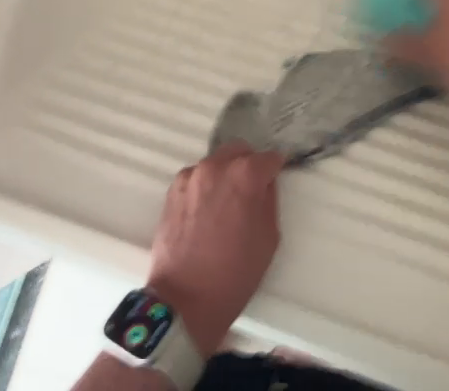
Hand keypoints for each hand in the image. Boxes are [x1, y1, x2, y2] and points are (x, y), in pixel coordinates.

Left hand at [145, 143, 284, 355]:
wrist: (185, 298)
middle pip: (239, 151)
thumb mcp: (268, 238)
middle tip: (253, 189)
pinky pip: (196, 177)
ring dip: (225, 174)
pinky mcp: (172, 189)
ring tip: (227, 203)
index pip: (268, 158)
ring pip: (215, 162)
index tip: (276, 177)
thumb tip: (264, 184)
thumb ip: (268, 201)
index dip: (275, 168)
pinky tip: (206, 211)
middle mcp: (216, 166)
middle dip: (249, 164)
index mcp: (244, 175)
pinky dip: (205, 185)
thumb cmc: (235, 273)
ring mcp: (190, 176)